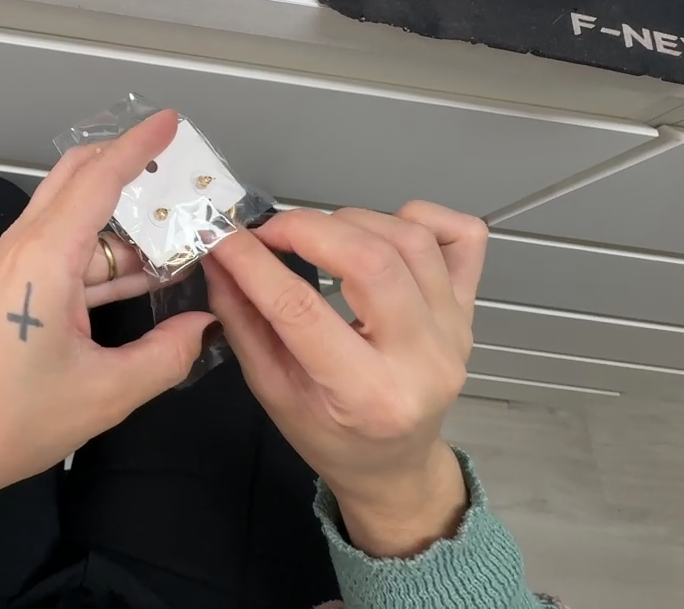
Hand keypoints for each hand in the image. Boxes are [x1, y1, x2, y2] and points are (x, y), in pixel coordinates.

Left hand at [0, 111, 213, 606]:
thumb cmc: (13, 419)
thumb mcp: (105, 393)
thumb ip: (165, 355)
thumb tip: (203, 327)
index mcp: (44, 256)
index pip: (98, 179)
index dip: (137, 146)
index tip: (169, 120)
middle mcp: (24, 246)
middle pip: (76, 179)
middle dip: (125, 163)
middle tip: (175, 167)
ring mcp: (13, 264)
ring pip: (71, 215)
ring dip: (118, 216)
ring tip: (172, 224)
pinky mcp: (10, 285)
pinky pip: (62, 248)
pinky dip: (101, 250)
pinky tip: (140, 271)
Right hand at [204, 202, 487, 557]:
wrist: (397, 467)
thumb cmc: (327, 434)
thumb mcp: (268, 388)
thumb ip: (239, 318)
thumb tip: (215, 253)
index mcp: (365, 395)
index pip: (299, 309)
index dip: (251, 261)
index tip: (219, 235)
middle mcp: (421, 361)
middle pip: (370, 261)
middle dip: (305, 228)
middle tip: (268, 231)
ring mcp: (454, 331)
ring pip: (409, 239)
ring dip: (350, 220)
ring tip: (316, 234)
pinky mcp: (468, 309)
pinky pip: (462, 237)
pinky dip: (419, 216)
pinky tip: (381, 228)